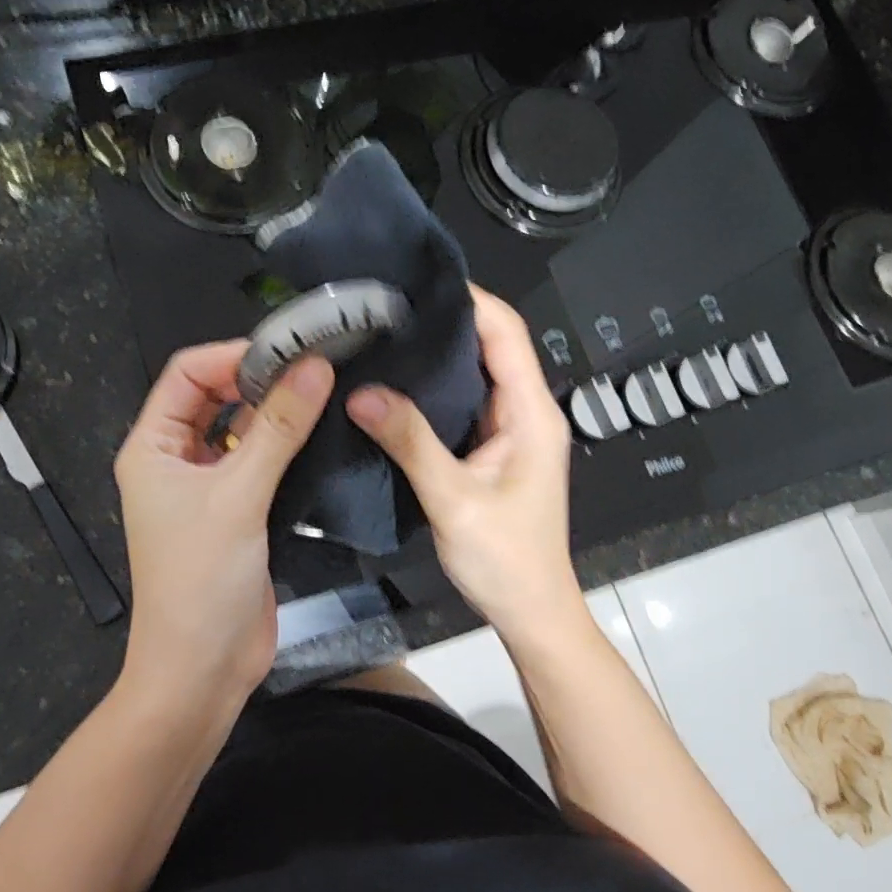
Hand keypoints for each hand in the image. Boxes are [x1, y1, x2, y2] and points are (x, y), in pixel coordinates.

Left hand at [114, 343, 334, 695]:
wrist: (202, 670)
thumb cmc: (201, 580)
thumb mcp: (238, 496)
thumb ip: (278, 428)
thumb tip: (315, 367)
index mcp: (152, 447)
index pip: (187, 374)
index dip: (233, 357)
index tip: (289, 354)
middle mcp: (175, 461)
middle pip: (215, 398)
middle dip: (259, 381)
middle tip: (315, 372)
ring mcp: (206, 488)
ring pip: (241, 430)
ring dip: (275, 414)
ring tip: (324, 397)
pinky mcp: (237, 513)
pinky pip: (260, 463)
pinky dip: (285, 448)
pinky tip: (320, 439)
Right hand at [346, 286, 583, 638]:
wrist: (531, 611)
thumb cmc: (504, 558)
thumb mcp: (453, 499)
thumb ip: (409, 442)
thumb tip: (360, 392)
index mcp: (531, 413)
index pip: (506, 334)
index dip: (470, 299)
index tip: (419, 280)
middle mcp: (527, 412)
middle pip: (492, 345)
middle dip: (446, 319)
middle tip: (388, 304)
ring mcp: (511, 431)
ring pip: (476, 374)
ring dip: (438, 353)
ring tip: (385, 333)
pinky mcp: (494, 449)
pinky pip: (465, 403)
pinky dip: (434, 388)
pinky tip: (397, 384)